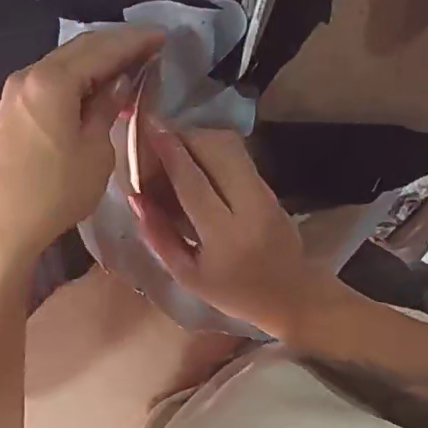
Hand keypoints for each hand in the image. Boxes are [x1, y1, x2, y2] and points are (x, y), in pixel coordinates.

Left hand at [0, 28, 165, 271]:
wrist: (3, 227)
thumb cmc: (55, 193)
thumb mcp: (95, 152)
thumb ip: (106, 107)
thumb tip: (116, 83)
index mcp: (52, 80)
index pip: (102, 48)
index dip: (135, 41)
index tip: (163, 37)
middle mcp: (28, 76)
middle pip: (78, 49)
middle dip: (115, 46)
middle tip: (149, 48)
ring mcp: (13, 94)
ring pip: (61, 65)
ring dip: (94, 64)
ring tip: (127, 69)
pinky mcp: (8, 113)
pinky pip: (48, 84)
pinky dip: (74, 81)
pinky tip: (93, 91)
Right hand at [130, 128, 341, 337]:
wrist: (292, 295)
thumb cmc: (232, 293)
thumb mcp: (186, 275)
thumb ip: (159, 236)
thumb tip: (135, 198)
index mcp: (225, 235)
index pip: (194, 183)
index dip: (171, 155)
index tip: (150, 132)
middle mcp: (250, 206)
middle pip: (218, 151)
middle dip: (185, 137)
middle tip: (158, 140)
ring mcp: (265, 192)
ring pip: (231, 147)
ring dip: (200, 138)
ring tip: (174, 148)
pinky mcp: (270, 187)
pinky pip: (238, 156)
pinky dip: (212, 150)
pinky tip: (194, 162)